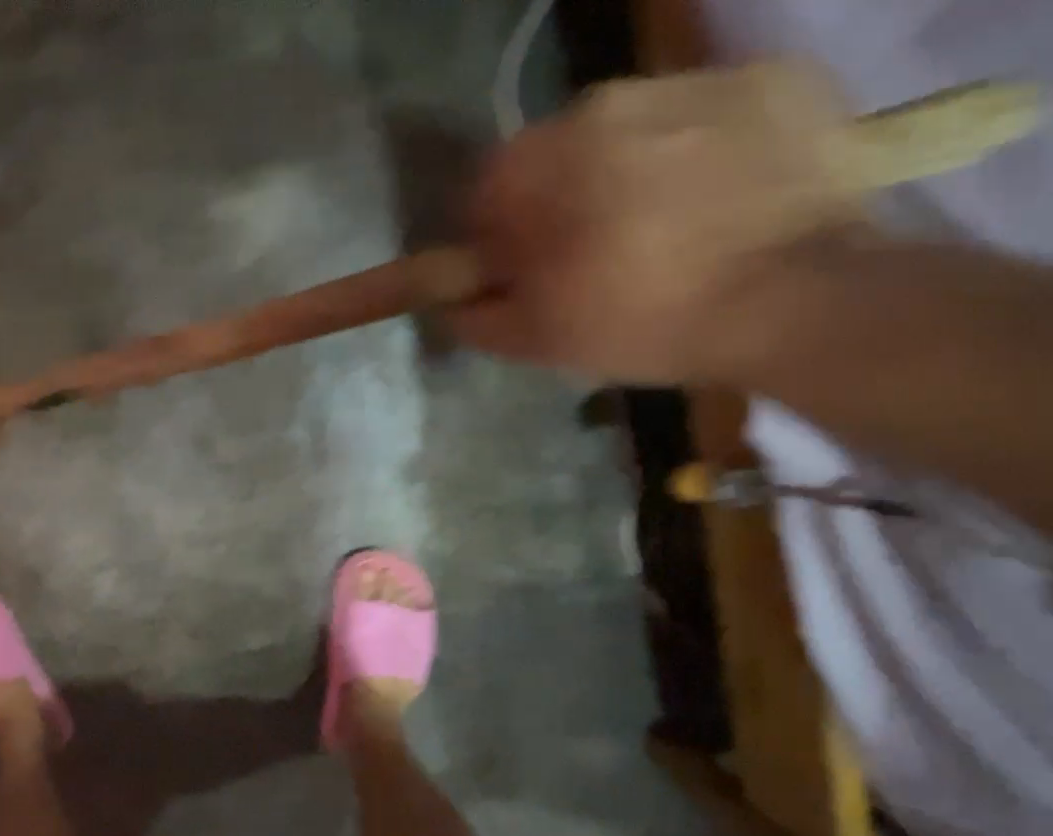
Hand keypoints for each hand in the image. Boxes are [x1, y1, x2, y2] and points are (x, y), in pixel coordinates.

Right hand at [450, 63, 867, 383]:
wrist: (803, 302)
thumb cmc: (647, 320)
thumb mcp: (537, 337)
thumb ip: (475, 311)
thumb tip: (450, 296)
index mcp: (546, 156)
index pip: (489, 183)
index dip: (497, 231)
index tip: (522, 269)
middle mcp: (614, 99)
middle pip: (564, 148)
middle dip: (567, 195)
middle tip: (598, 253)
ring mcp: (701, 82)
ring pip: (639, 127)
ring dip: (636, 170)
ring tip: (669, 229)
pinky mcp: (779, 81)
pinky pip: (715, 115)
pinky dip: (709, 151)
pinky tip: (725, 201)